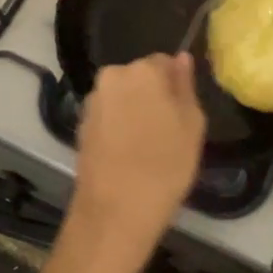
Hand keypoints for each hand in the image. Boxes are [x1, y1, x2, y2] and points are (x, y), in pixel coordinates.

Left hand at [66, 53, 205, 272]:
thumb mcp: (192, 125)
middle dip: (152, 96)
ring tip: (147, 148)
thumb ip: (185, 86)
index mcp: (142, 70)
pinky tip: (128, 156)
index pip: (164, 63)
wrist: (115, 213)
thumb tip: (181, 59)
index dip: (175, 86)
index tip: (182, 113)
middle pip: (139, 78)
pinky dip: (118, 128)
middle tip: (168, 131)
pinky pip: (108, 117)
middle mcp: (111, 77)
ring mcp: (92, 102)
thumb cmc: (164, 166)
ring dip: (134, 112)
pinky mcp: (80, 126)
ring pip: (122, 98)